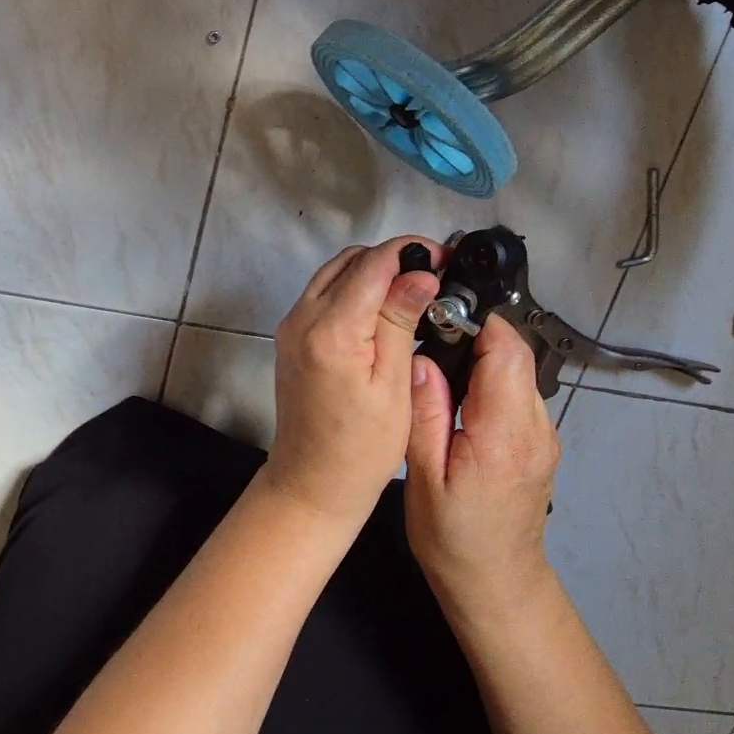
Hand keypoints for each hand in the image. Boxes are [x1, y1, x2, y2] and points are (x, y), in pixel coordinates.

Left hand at [263, 237, 445, 525]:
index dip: (410, 253)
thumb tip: (421, 274)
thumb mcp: (394, 385)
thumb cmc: (360, 447)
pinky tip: (381, 310)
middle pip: (349, 261)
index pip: (372, 265)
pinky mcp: (290, 338)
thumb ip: (400, 321)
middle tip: (432, 277)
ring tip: (411, 292)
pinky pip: (321, 295)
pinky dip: (351, 290)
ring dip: (370, 272)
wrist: (311, 481)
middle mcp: (301, 319)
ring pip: (333, 274)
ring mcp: (291, 327)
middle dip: (392, 259)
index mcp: (330, 330)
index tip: (443, 258)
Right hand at [404, 313, 560, 621]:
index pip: (507, 352)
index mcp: (505, 433)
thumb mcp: (424, 476)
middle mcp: (536, 429)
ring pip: (518, 373)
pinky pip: (518, 394)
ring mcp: (544, 436)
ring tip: (438, 369)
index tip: (440, 316)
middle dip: (476, 337)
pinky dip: (490, 384)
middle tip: (429, 338)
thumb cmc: (453, 536)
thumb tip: (421, 360)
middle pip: (516, 356)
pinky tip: (457, 398)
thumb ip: (425, 413)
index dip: (478, 324)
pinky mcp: (540, 443)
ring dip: (482, 360)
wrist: (496, 581)